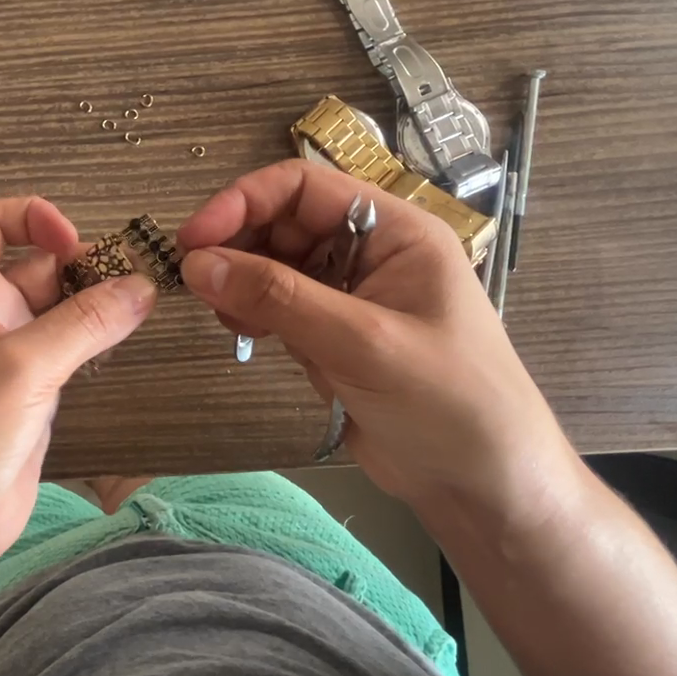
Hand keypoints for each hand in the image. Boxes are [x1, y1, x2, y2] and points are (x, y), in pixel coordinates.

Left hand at [0, 197, 157, 566]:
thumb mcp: (19, 369)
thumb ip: (82, 324)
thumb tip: (141, 285)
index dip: (30, 218)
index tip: (74, 241)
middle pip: (36, 264)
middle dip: (82, 264)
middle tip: (135, 281)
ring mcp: (8, 354)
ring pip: (59, 308)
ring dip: (96, 303)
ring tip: (143, 305)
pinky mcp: (31, 391)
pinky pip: (69, 348)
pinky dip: (96, 339)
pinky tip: (126, 338)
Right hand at [175, 159, 576, 524]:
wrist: (483, 487)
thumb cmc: (448, 402)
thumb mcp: (361, 342)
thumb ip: (277, 297)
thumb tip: (195, 264)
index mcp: (393, 231)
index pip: (303, 187)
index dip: (242, 202)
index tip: (193, 239)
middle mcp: (367, 253)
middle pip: (280, 222)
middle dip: (234, 245)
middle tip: (194, 283)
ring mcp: (346, 294)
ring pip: (270, 264)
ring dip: (236, 281)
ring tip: (223, 316)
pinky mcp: (328, 334)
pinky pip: (272, 304)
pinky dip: (247, 312)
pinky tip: (239, 333)